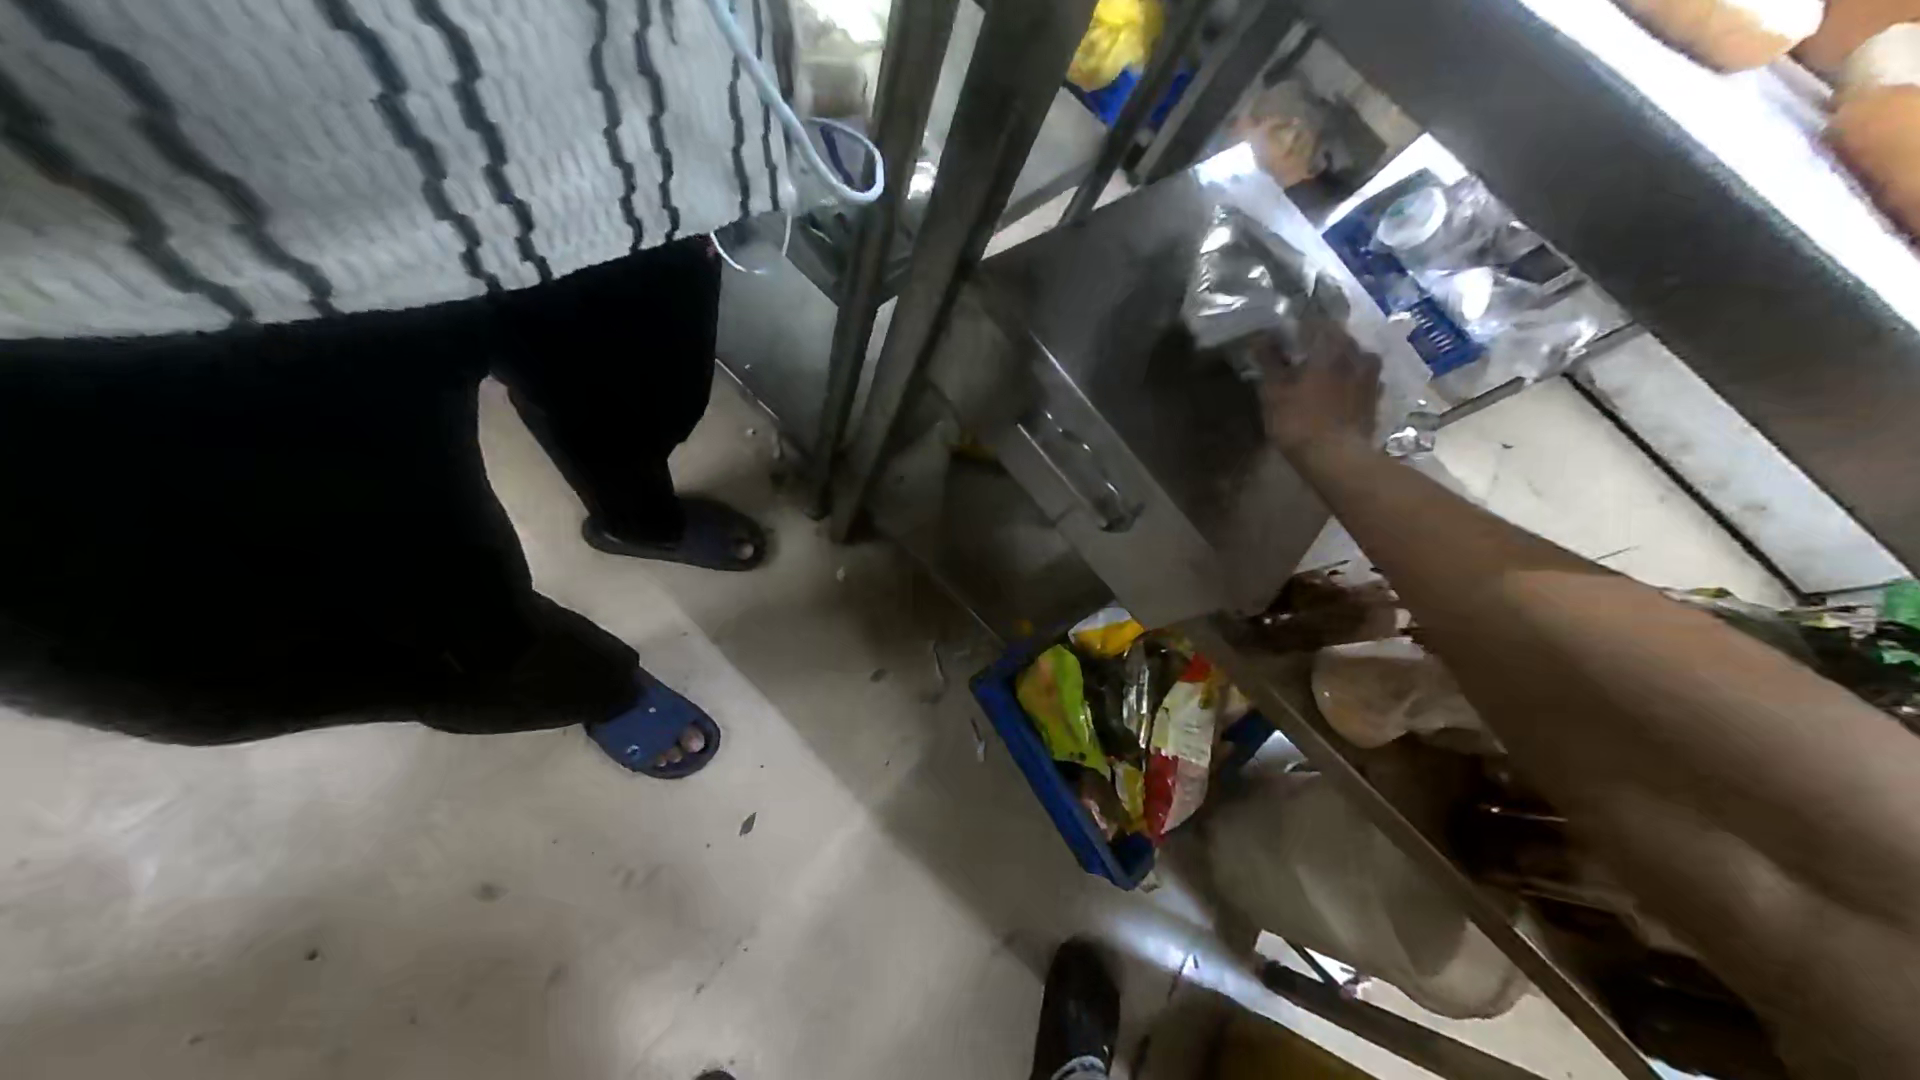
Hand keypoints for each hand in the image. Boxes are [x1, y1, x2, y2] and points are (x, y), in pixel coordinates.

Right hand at [1254, 321, 1382, 459]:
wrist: (1336, 457)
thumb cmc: (1298, 421)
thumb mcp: (1273, 392)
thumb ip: (1268, 362)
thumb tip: (1260, 339)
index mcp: (1330, 346)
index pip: (1314, 322)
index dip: (1296, 328)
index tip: (1282, 339)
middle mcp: (1356, 352)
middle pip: (1336, 337)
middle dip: (1317, 343)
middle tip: (1298, 356)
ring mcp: (1372, 373)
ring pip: (1352, 355)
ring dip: (1336, 359)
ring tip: (1318, 373)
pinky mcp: (1377, 394)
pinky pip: (1361, 376)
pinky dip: (1349, 377)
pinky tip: (1337, 389)